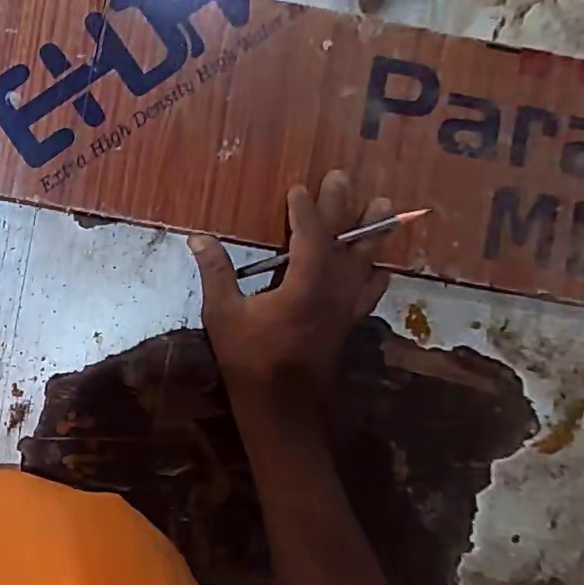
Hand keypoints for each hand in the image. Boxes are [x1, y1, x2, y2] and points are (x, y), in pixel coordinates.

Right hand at [188, 171, 391, 402]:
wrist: (281, 409)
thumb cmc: (249, 360)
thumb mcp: (223, 315)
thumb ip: (216, 273)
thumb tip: (199, 237)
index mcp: (304, 285)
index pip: (309, 236)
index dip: (304, 210)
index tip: (298, 189)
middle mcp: (332, 291)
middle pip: (341, 240)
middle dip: (341, 206)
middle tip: (343, 175)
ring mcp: (345, 308)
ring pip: (364, 261)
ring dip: (371, 231)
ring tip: (384, 204)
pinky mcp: (348, 322)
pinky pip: (369, 291)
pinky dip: (376, 272)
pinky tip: (383, 265)